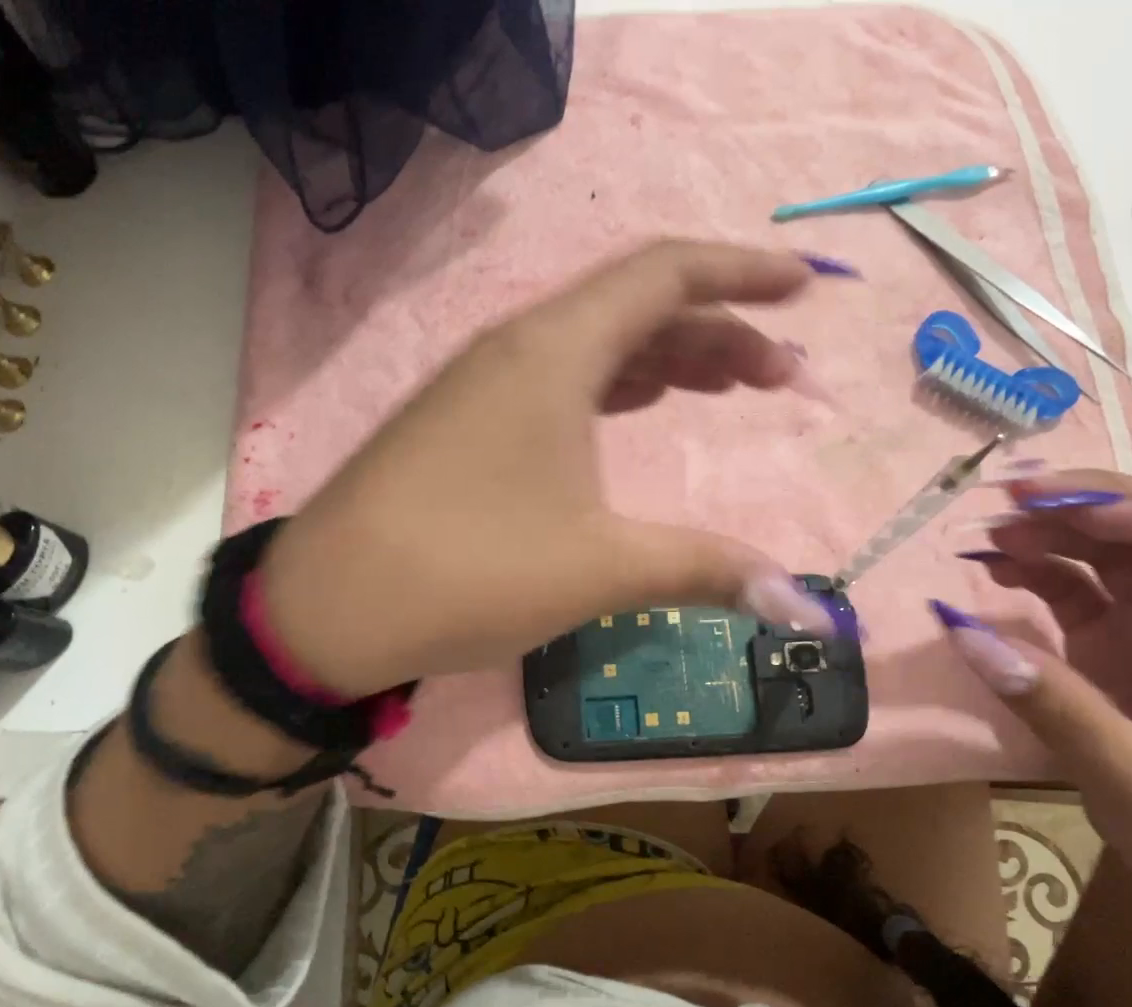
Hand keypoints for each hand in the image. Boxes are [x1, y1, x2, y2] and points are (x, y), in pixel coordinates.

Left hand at [257, 241, 837, 699]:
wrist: (325, 608)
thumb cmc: (467, 572)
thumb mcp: (598, 570)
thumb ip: (704, 569)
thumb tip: (798, 601)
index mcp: (553, 352)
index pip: (665, 275)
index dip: (743, 273)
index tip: (807, 290)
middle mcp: (517, 348)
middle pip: (637, 308)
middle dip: (720, 330)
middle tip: (781, 379)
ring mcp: (483, 383)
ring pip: (596, 344)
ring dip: (668, 358)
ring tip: (730, 390)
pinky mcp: (464, 421)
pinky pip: (560, 378)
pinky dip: (616, 387)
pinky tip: (640, 412)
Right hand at [936, 470, 1131, 939]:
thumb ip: (1055, 706)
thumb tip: (962, 631)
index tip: (1078, 513)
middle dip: (1092, 508)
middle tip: (1016, 493)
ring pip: (1116, 556)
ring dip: (1055, 534)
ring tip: (991, 529)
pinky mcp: (1117, 650)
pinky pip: (1077, 591)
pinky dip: (1035, 572)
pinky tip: (994, 565)